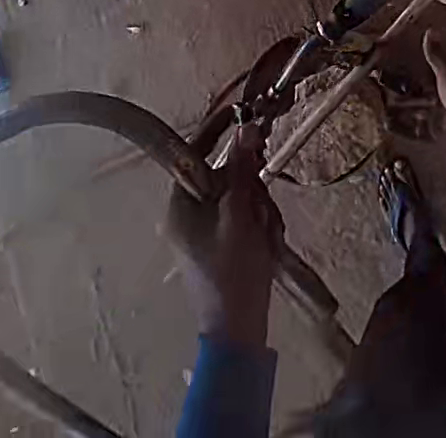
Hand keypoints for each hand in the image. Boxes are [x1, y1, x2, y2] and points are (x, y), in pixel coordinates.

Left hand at [167, 124, 282, 346]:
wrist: (238, 333)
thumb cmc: (232, 273)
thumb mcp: (239, 215)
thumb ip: (241, 170)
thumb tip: (246, 128)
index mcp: (179, 202)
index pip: (194, 152)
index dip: (216, 130)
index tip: (238, 111)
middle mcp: (186, 210)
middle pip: (221, 174)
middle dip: (248, 186)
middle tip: (261, 207)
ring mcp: (203, 227)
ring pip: (237, 194)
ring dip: (257, 208)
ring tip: (266, 234)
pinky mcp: (220, 240)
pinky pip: (242, 214)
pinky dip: (257, 222)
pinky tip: (266, 242)